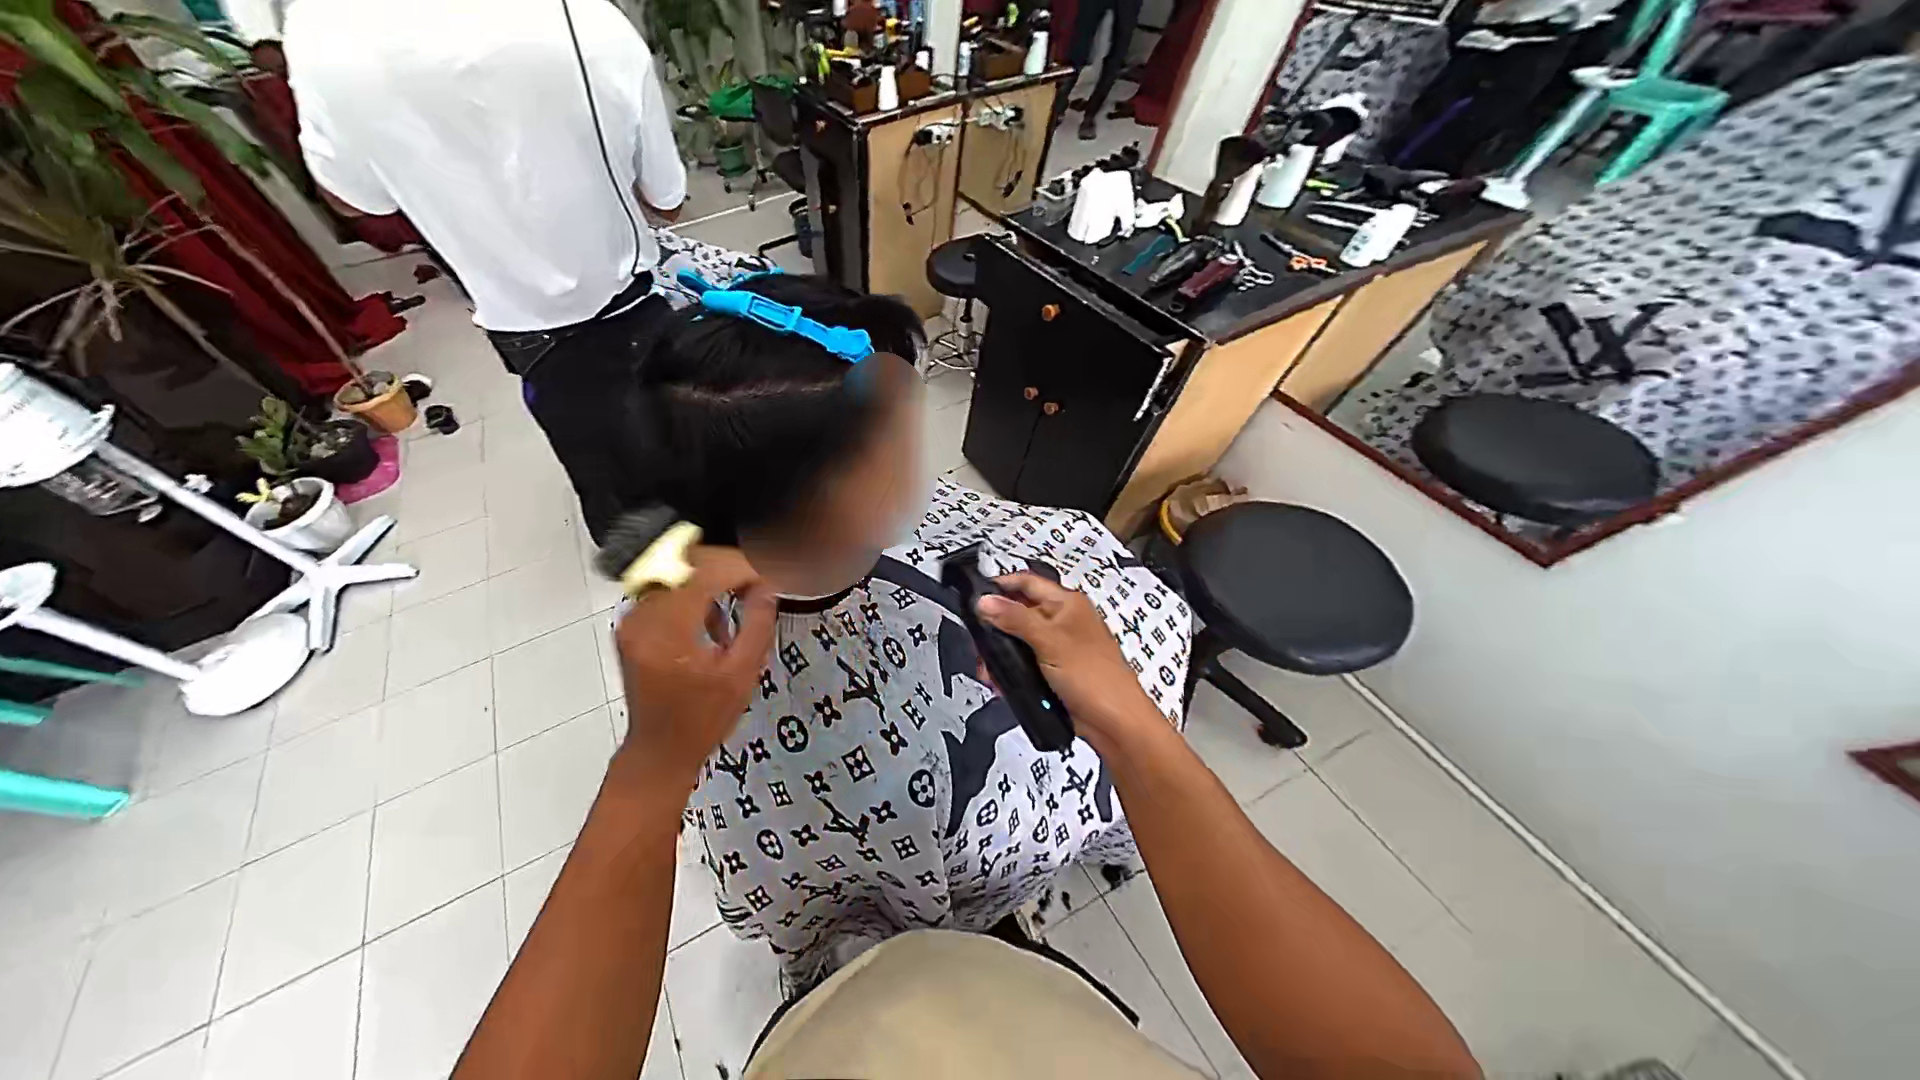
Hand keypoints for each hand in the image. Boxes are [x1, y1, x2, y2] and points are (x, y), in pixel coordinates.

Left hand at [612, 547, 776, 790]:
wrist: (660, 749)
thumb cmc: (702, 718)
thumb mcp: (743, 673)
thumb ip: (758, 622)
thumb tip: (768, 585)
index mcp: (668, 628)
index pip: (708, 572)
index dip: (744, 567)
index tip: (770, 576)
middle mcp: (643, 615)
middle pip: (689, 563)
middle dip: (730, 566)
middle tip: (759, 582)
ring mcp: (633, 618)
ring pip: (678, 570)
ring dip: (713, 577)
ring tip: (742, 597)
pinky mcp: (633, 623)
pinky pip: (667, 587)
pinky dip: (695, 590)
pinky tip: (715, 618)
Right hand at [974, 573, 1161, 748]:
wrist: (1115, 723)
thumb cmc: (1099, 679)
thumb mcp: (1048, 642)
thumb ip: (1015, 619)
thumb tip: (986, 601)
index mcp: (1068, 604)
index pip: (1026, 582)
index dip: (1001, 586)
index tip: (977, 597)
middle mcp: (1065, 621)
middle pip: (1019, 612)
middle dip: (997, 627)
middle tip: (982, 640)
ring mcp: (1060, 647)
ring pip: (1020, 641)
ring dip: (1003, 653)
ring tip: (991, 667)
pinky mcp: (1055, 671)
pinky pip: (1026, 663)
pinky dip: (1013, 670)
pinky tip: (1004, 681)